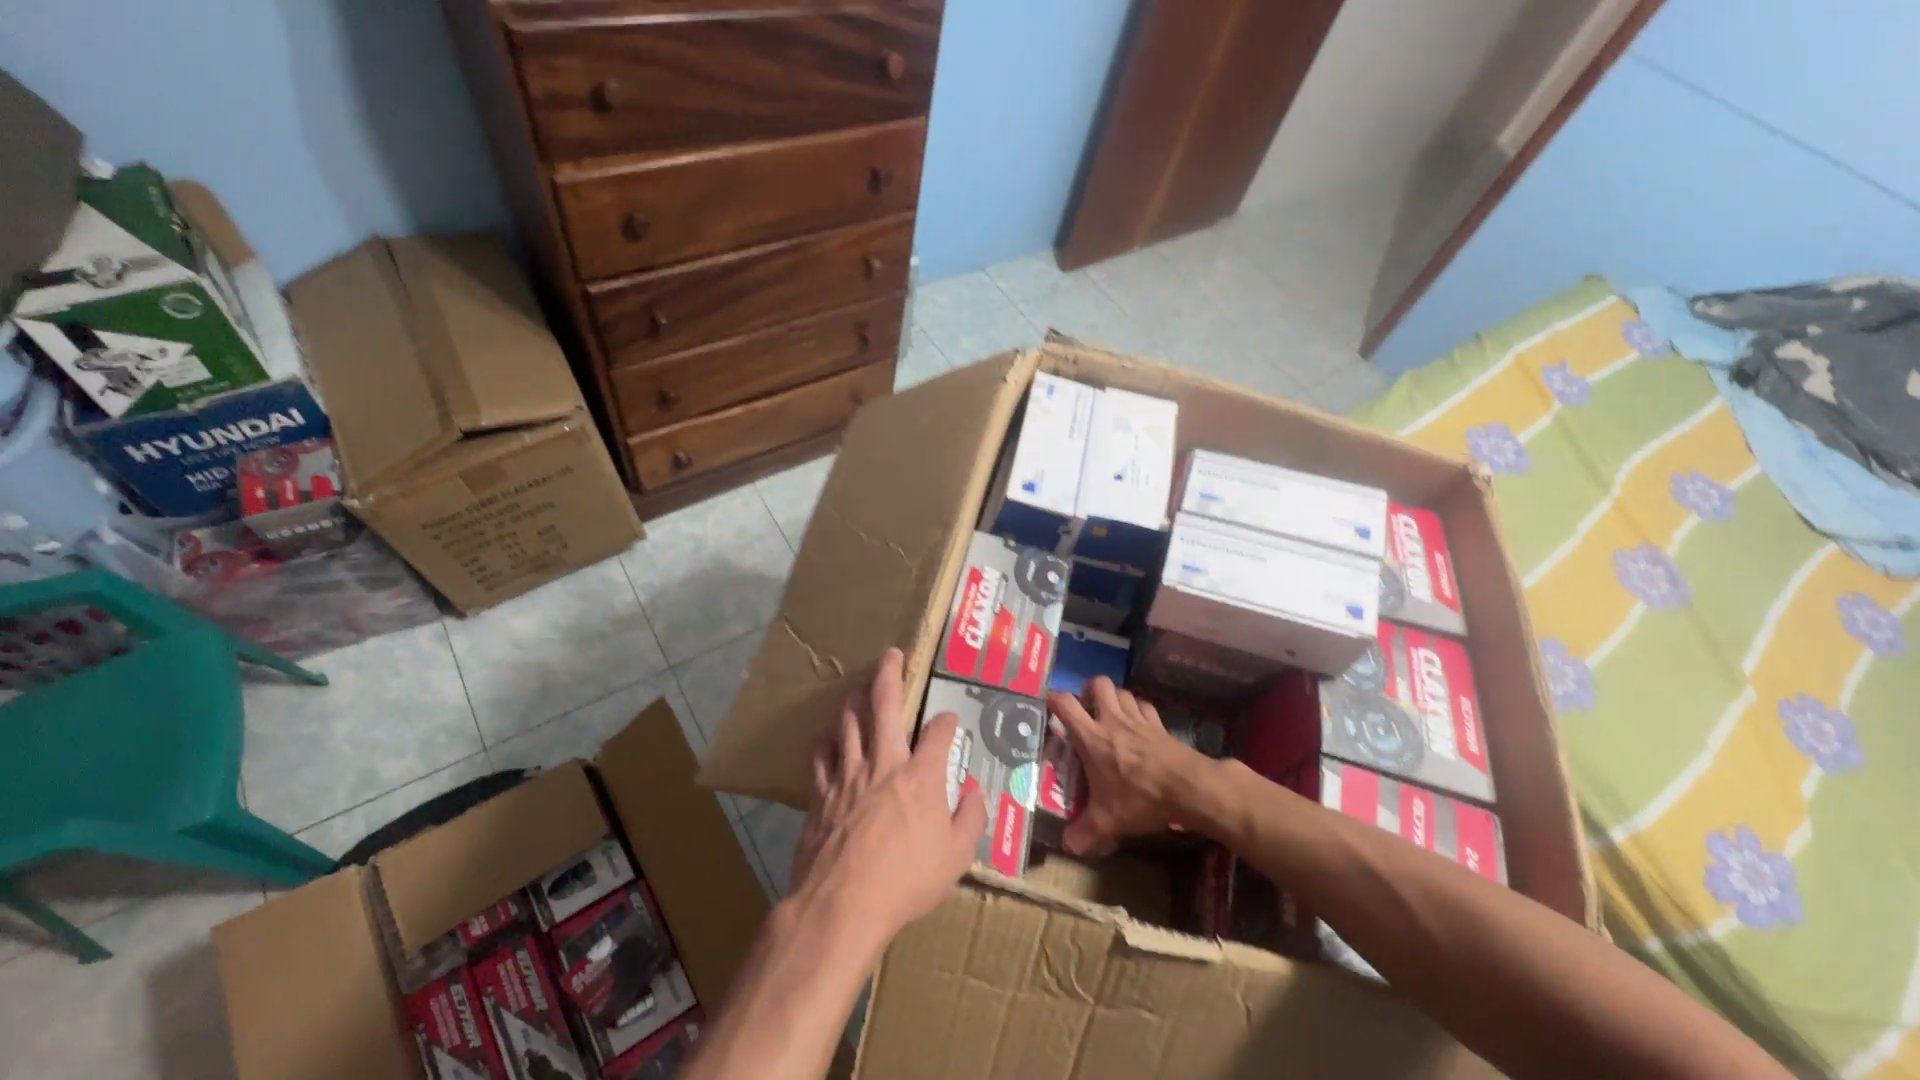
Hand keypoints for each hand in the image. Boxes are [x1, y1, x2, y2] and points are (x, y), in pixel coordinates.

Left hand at [791, 648, 987, 941]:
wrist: (842, 904)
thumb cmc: (907, 881)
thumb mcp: (957, 857)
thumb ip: (970, 820)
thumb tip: (974, 794)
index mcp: (921, 776)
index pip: (938, 733)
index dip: (947, 722)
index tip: (949, 720)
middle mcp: (883, 764)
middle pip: (884, 705)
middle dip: (889, 674)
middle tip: (891, 655)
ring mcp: (846, 776)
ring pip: (847, 722)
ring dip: (853, 700)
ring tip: (856, 688)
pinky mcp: (819, 794)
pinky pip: (820, 755)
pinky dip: (825, 740)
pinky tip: (826, 736)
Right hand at [1046, 676, 1209, 856]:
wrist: (1189, 788)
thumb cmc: (1141, 798)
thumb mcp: (1108, 821)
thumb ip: (1085, 833)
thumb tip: (1067, 846)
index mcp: (1092, 738)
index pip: (1066, 704)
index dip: (1054, 698)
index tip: (1049, 704)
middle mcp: (1113, 721)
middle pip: (1098, 684)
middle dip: (1089, 690)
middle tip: (1087, 709)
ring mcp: (1139, 720)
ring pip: (1123, 691)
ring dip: (1115, 698)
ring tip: (1111, 715)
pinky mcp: (1161, 725)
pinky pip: (1145, 706)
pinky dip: (1139, 710)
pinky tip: (1139, 725)